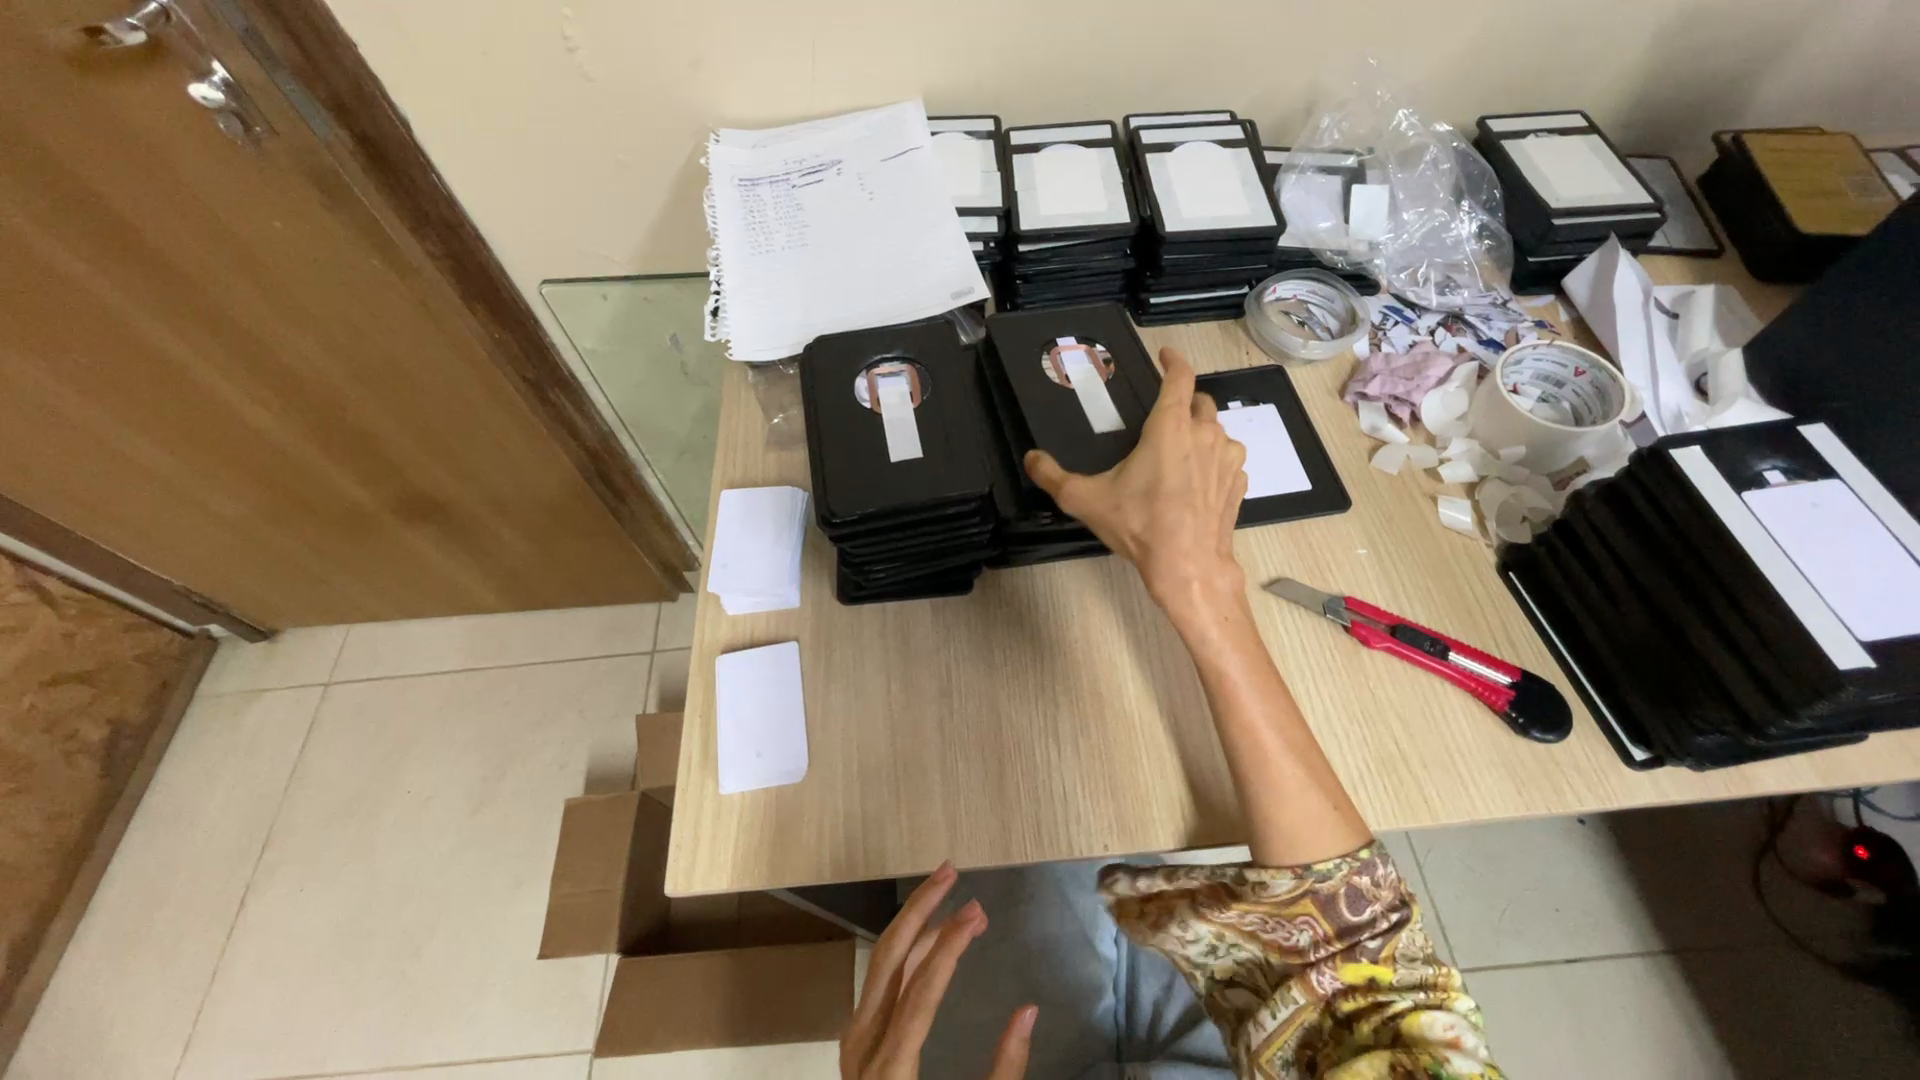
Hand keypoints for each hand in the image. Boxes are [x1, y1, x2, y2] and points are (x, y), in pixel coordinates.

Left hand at [840, 861, 1035, 1079]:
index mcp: (890, 1066)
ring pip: (882, 964)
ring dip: (917, 925)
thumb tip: (1029, 1010)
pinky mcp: (859, 1043)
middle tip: (950, 869)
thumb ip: (1004, 1071)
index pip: (922, 986)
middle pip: (889, 956)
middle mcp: (863, 1042)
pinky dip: (908, 952)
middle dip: (920, 907)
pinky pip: (882, 983)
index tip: (978, 910)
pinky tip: (932, 941)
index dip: (953, 943)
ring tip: (954, 901)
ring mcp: (856, 1040)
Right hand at [1024, 347, 1248, 626]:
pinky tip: (1195, 480)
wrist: (1188, 566)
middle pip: (1200, 402)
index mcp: (1170, 427)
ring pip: (1216, 431)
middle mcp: (1204, 434)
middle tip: (1163, 415)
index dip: (1173, 361)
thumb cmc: (1140, 526)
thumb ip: (1053, 477)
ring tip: (1177, 452)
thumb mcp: (1086, 500)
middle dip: (1183, 401)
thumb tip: (1031, 459)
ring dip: (1199, 433)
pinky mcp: (1238, 482)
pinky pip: (1226, 460)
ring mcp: (1227, 459)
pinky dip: (1212, 461)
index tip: (1165, 356)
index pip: (1179, 377)